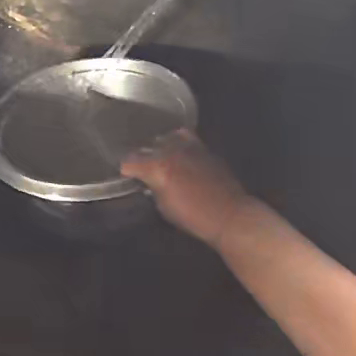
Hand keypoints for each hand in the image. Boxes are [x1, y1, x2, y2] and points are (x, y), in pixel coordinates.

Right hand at [121, 129, 261, 248]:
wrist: (230, 215)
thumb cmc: (194, 217)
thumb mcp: (164, 208)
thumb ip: (153, 189)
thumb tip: (150, 183)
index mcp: (156, 168)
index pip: (129, 161)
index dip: (126, 170)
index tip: (127, 176)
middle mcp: (169, 152)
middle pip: (146, 148)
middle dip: (141, 158)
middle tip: (142, 170)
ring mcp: (187, 147)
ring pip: (165, 138)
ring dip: (159, 148)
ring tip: (160, 156)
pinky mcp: (203, 148)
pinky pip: (184, 137)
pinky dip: (177, 142)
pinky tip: (179, 152)